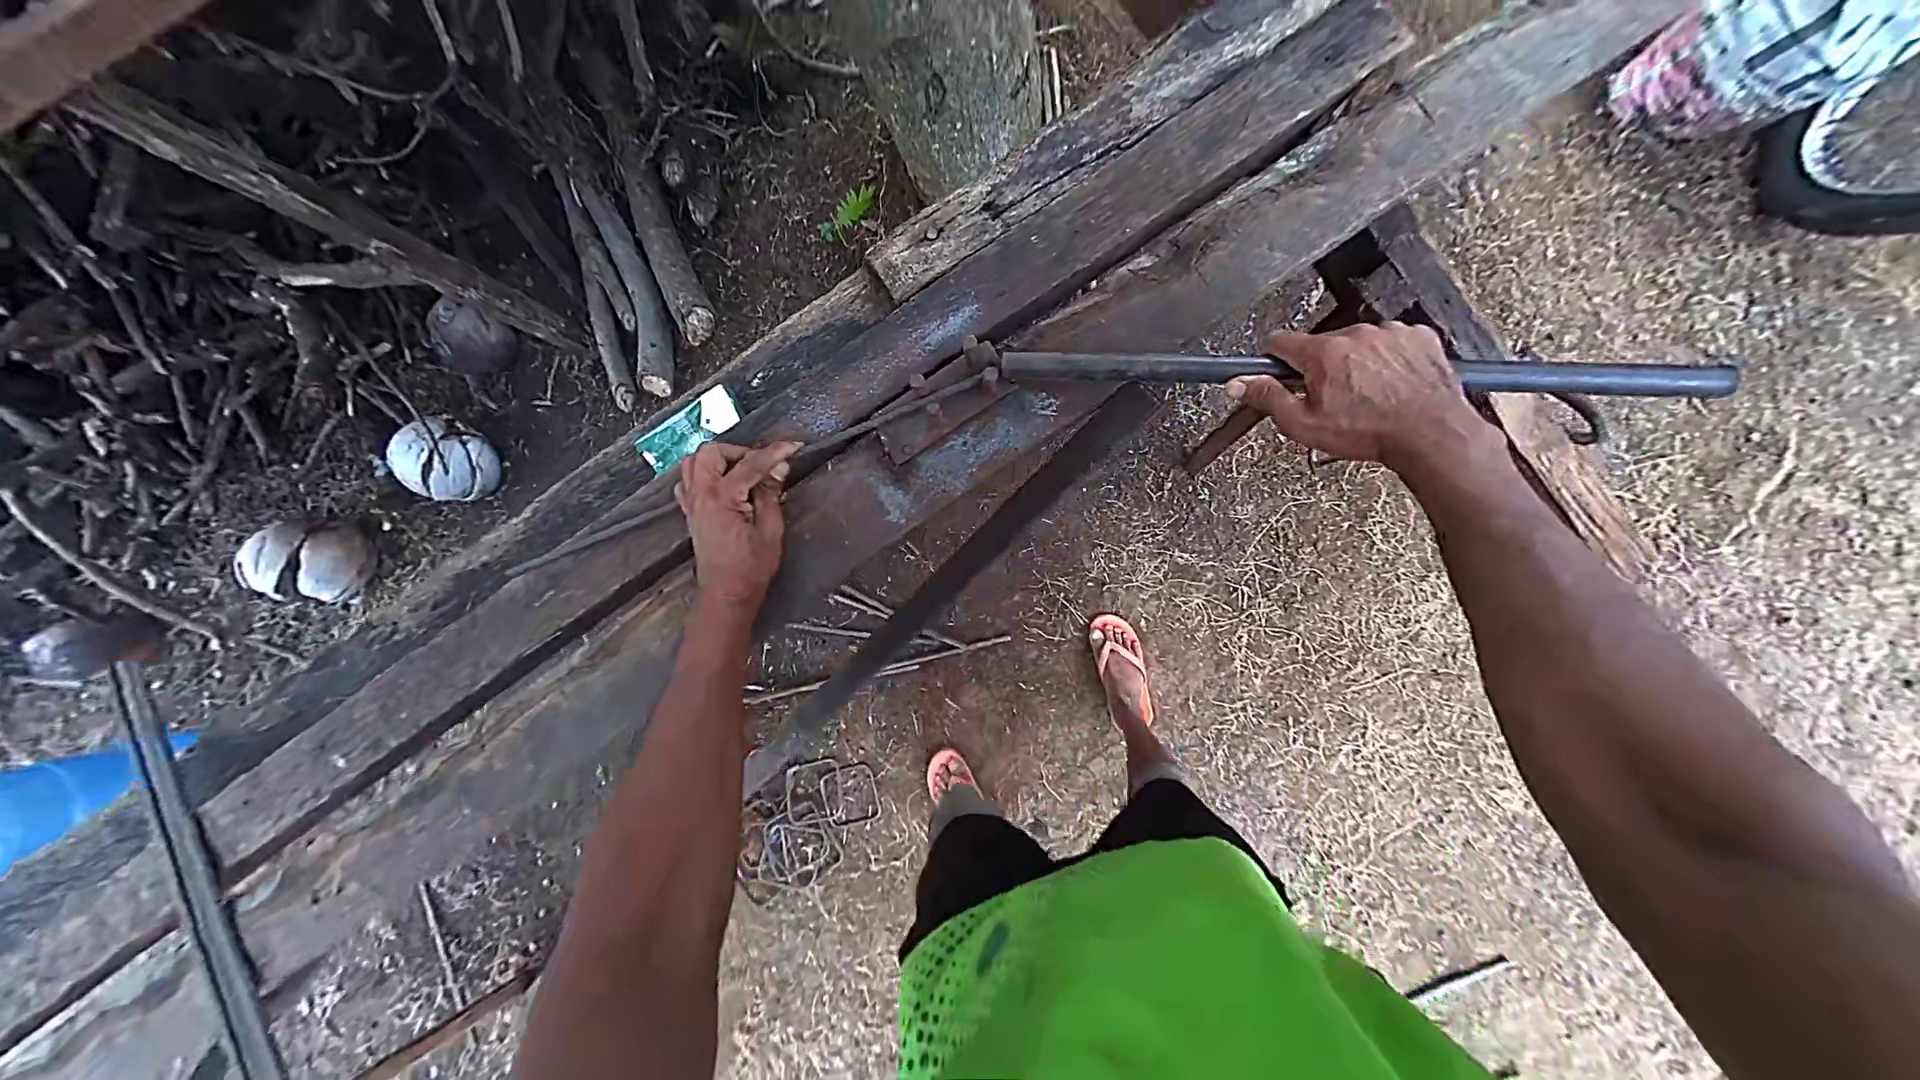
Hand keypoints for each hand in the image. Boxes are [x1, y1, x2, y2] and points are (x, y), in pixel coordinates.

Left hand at [674, 441, 803, 611]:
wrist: (727, 593)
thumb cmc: (751, 568)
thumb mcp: (770, 529)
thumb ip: (770, 493)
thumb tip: (778, 467)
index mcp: (721, 498)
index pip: (750, 464)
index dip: (774, 453)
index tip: (792, 447)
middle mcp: (700, 495)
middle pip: (712, 452)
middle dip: (740, 451)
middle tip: (763, 463)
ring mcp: (691, 503)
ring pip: (694, 462)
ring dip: (719, 459)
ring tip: (743, 471)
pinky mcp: (691, 512)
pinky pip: (688, 480)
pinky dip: (704, 474)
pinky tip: (722, 483)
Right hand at [1226, 323, 1503, 475]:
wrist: (1428, 433)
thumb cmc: (1370, 431)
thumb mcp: (1303, 424)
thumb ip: (1268, 397)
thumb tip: (1240, 383)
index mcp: (1323, 352)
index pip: (1280, 342)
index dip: (1273, 359)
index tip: (1276, 371)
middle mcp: (1356, 334)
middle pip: (1321, 345)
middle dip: (1320, 368)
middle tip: (1329, 399)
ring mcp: (1389, 333)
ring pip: (1356, 344)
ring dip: (1354, 363)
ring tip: (1364, 396)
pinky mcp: (1417, 337)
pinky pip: (1390, 342)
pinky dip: (1386, 359)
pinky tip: (1388, 385)